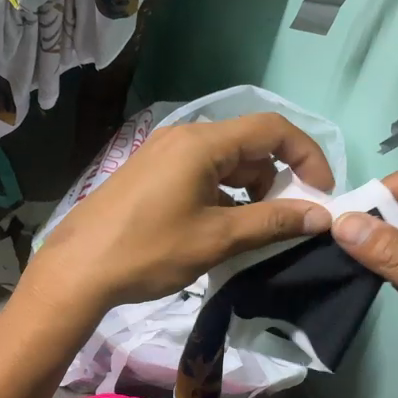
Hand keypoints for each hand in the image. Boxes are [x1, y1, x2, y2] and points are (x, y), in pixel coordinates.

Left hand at [26, 113, 333, 313]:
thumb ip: (272, 222)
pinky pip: (198, 174)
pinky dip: (220, 195)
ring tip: (254, 231)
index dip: (307, 157)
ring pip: (223, 162)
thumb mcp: (217, 239)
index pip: (273, 129)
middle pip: (248, 145)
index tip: (320, 195)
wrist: (77, 268)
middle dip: (277, 179)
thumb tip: (320, 216)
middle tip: (288, 221)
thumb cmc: (149, 250)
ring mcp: (160, 154)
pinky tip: (219, 231)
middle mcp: (181, 137)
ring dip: (248, 190)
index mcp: (201, 143)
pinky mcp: (147, 174)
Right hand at [326, 160, 397, 397]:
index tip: (348, 216)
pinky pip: (387, 258)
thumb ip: (396, 256)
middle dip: (371, 214)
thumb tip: (340, 222)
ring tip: (329, 251)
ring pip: (392, 229)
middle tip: (330, 236)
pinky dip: (366, 261)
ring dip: (364, 238)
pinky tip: (343, 268)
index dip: (388, 190)